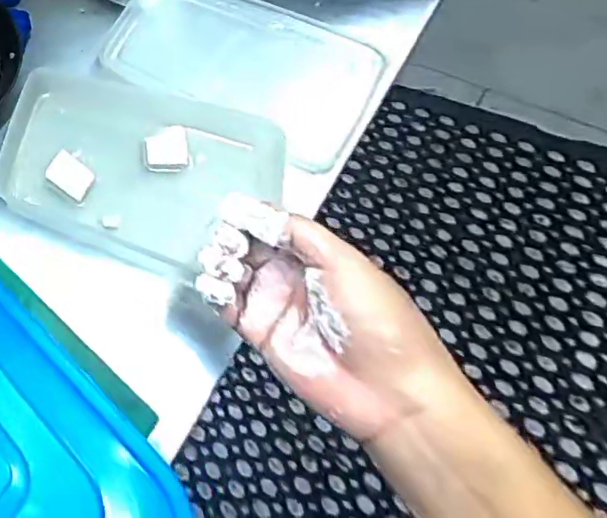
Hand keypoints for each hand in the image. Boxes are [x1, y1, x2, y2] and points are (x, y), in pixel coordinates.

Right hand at [204, 204, 473, 443]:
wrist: (394, 396)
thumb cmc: (383, 326)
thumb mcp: (348, 264)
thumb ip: (300, 231)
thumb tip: (253, 209)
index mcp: (309, 256)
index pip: (265, 225)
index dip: (245, 216)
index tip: (229, 211)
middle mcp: (284, 275)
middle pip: (239, 243)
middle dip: (227, 236)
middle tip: (230, 244)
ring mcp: (268, 302)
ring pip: (225, 268)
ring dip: (217, 261)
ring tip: (228, 268)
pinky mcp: (254, 329)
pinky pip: (221, 302)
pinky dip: (213, 290)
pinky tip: (221, 289)